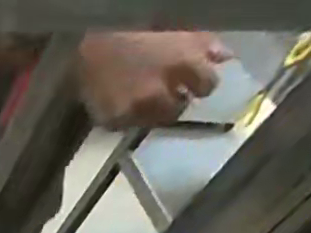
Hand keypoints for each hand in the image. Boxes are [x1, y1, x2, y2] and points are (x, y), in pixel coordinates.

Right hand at [77, 31, 230, 129]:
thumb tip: (222, 57)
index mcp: (182, 63)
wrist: (87, 45)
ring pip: (153, 120)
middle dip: (175, 100)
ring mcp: (134, 111)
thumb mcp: (176, 29)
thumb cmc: (135, 29)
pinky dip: (128, 116)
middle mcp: (160, 92)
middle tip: (165, 92)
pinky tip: (122, 102)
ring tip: (142, 97)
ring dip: (152, 111)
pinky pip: (127, 125)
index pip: (208, 86)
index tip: (193, 82)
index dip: (201, 83)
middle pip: (178, 109)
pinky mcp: (112, 122)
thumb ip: (202, 44)